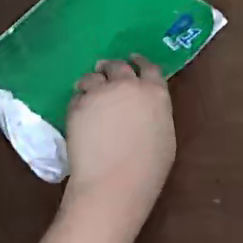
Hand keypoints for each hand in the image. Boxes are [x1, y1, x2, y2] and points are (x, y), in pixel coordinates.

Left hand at [66, 56, 174, 215]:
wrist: (114, 182)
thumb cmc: (148, 168)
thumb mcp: (165, 135)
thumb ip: (155, 112)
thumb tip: (145, 109)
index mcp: (155, 93)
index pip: (149, 67)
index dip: (140, 62)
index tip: (134, 60)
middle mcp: (127, 86)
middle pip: (118, 66)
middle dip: (112, 68)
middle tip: (106, 72)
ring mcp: (99, 94)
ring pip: (92, 77)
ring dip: (92, 81)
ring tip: (89, 92)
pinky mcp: (77, 106)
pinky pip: (77, 96)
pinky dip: (80, 100)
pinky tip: (81, 113)